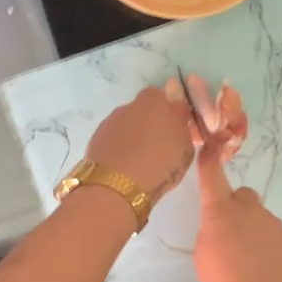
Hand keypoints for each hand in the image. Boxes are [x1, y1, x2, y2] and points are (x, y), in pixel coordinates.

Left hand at [83, 86, 195, 206]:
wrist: (115, 186)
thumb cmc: (159, 163)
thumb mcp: (185, 146)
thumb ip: (181, 120)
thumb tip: (177, 103)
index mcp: (155, 100)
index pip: (167, 95)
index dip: (173, 110)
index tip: (178, 129)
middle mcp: (130, 105)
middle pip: (146, 109)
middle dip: (153, 122)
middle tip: (162, 146)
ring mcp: (111, 121)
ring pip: (129, 124)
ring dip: (135, 135)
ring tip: (143, 160)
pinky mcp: (96, 138)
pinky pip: (115, 139)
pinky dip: (121, 147)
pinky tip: (126, 165)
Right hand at [193, 140, 281, 281]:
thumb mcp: (204, 259)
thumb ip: (211, 234)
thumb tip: (221, 227)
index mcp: (221, 214)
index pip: (212, 178)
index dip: (209, 162)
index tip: (209, 144)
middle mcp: (249, 211)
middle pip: (241, 196)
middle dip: (234, 208)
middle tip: (226, 237)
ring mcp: (273, 224)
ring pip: (257, 217)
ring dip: (250, 231)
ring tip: (244, 264)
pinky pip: (271, 234)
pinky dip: (265, 246)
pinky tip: (262, 271)